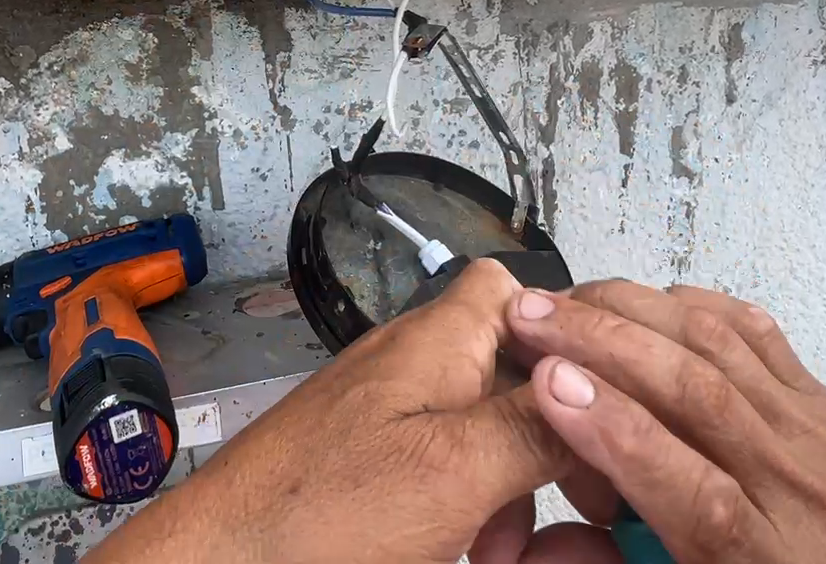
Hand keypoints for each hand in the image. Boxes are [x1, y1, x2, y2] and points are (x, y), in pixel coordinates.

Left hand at [86, 258, 572, 563]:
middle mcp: (412, 359)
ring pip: (480, 419)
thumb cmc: (328, 505)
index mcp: (435, 342)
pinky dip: (470, 495)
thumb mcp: (452, 469)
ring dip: (510, 477)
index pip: (507, 288)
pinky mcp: (372, 448)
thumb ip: (526, 423)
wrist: (231, 555)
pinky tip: (468, 543)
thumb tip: (590, 379)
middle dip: (544, 429)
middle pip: (506, 364)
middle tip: (567, 502)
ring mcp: (389, 404)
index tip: (594, 400)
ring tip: (503, 546)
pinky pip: (442, 453)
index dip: (557, 330)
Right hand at [500, 281, 825, 563]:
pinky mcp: (824, 392)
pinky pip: (753, 327)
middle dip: (600, 341)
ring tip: (564, 296)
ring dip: (629, 306)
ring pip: (719, 343)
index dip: (615, 431)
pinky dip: (687, 300)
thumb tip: (528, 543)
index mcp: (769, 562)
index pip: (694, 491)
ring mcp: (816, 428)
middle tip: (525, 312)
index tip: (545, 382)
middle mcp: (799, 487)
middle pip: (698, 393)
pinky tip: (640, 297)